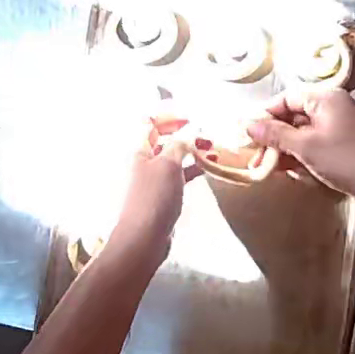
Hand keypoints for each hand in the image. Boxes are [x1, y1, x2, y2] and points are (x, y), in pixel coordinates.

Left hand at [107, 115, 195, 265]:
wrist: (144, 238)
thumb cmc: (154, 197)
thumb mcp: (168, 165)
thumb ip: (179, 145)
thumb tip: (188, 132)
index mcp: (141, 151)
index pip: (152, 124)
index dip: (170, 116)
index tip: (192, 115)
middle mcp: (146, 162)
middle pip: (165, 141)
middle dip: (185, 134)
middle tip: (207, 132)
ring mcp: (156, 180)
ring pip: (176, 158)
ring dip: (193, 151)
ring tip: (213, 149)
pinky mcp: (166, 195)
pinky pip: (182, 175)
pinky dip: (195, 169)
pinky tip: (209, 167)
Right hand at [247, 89, 354, 207]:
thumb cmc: (347, 160)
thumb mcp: (306, 147)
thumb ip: (275, 134)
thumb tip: (250, 125)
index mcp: (326, 98)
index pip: (286, 98)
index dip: (266, 115)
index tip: (250, 133)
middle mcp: (332, 107)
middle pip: (293, 116)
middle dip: (274, 137)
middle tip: (257, 156)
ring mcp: (339, 127)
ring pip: (303, 133)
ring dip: (285, 149)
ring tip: (268, 167)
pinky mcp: (342, 145)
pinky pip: (314, 145)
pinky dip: (300, 156)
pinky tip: (289, 170)